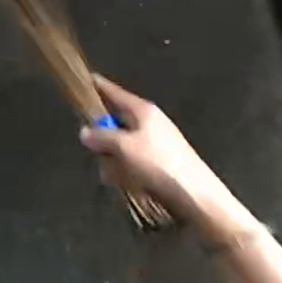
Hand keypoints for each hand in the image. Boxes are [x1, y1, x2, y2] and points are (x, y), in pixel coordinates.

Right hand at [78, 75, 234, 235]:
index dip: (95, 86)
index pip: (112, 91)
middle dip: (103, 139)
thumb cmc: (162, 166)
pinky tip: (128, 185)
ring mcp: (156, 143)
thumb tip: (85, 132)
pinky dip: (126, 171)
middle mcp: (149, 123)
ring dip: (114, 160)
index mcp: (142, 111)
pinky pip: (132, 161)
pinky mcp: (160, 164)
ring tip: (117, 176)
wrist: (201, 201)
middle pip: (113, 121)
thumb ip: (101, 136)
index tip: (80, 81)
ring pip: (120, 145)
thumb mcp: (124, 148)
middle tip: (98, 152)